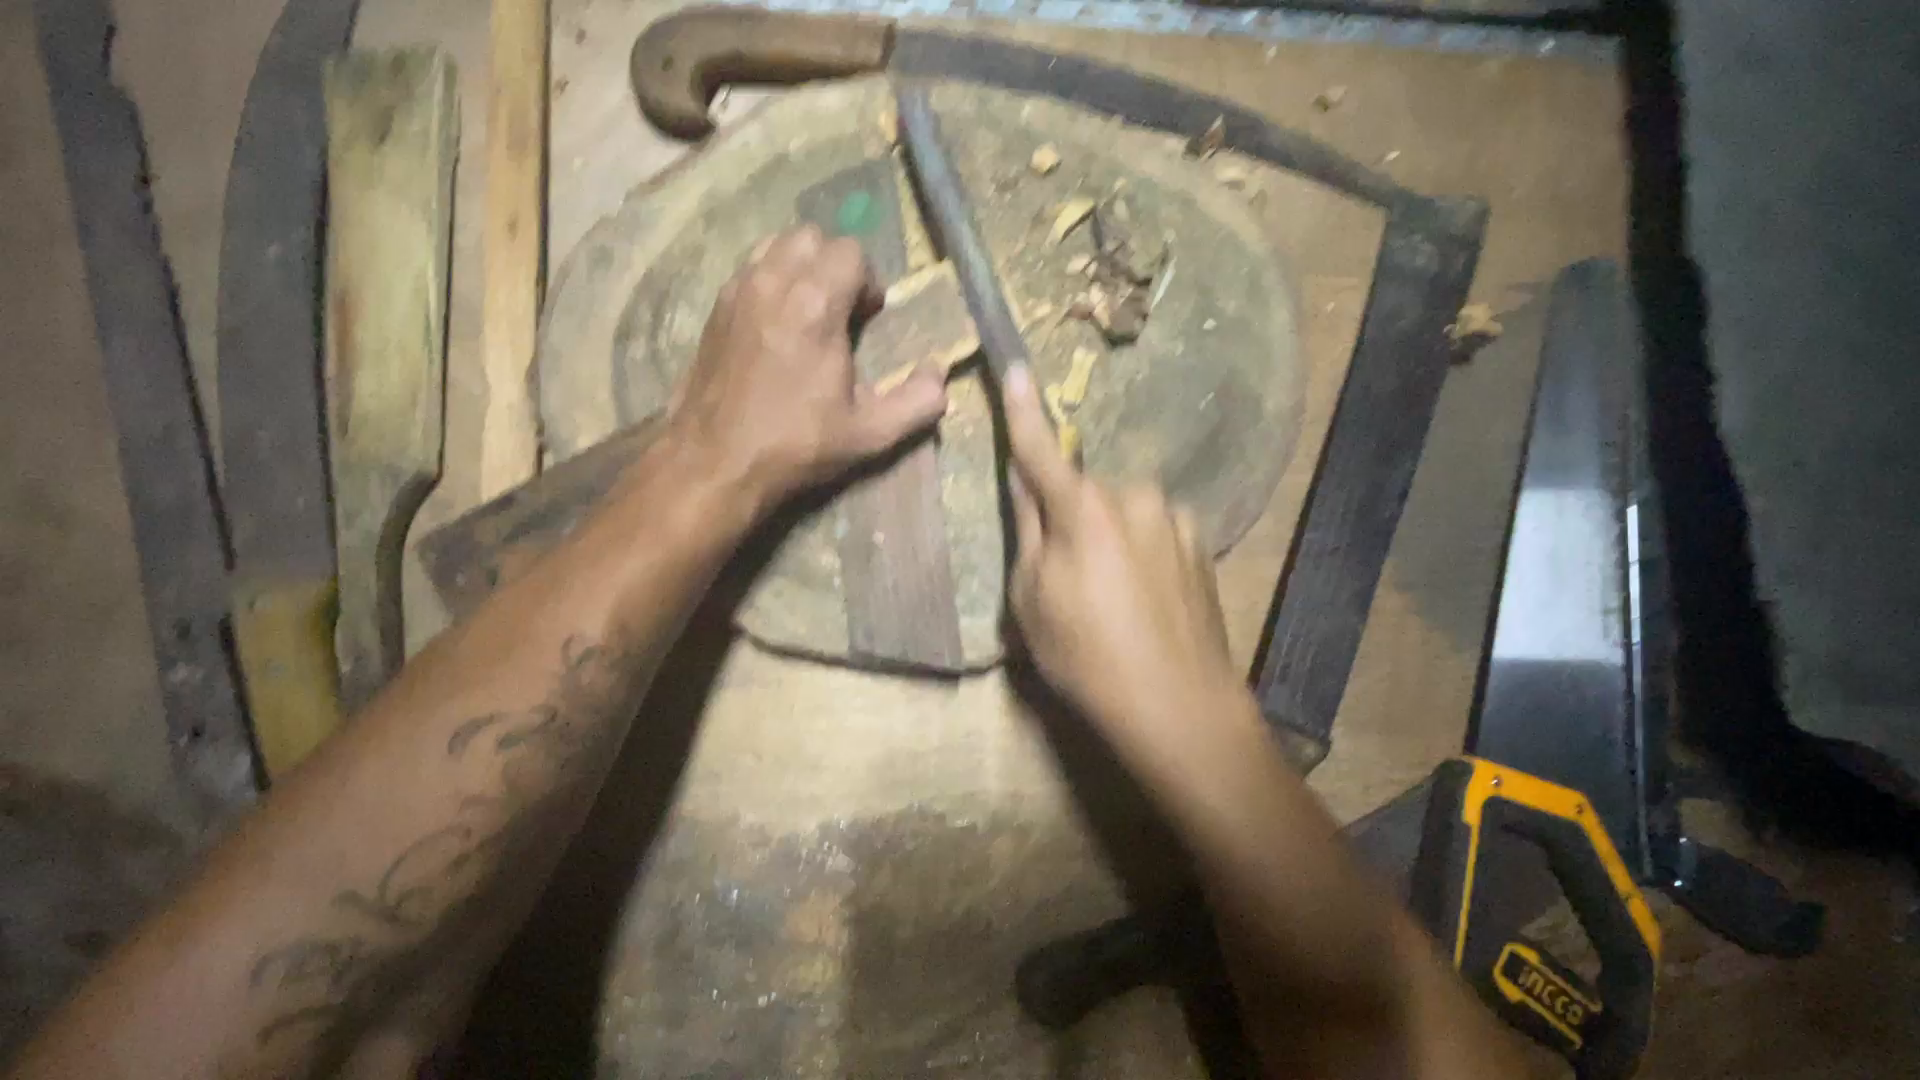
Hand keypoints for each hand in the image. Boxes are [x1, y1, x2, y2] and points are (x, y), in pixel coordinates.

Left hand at [668, 226, 949, 508]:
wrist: (715, 461)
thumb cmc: (796, 445)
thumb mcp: (869, 434)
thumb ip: (916, 402)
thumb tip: (939, 374)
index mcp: (815, 304)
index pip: (851, 251)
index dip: (868, 280)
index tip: (869, 318)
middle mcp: (773, 282)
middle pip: (812, 237)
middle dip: (834, 264)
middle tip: (842, 310)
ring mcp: (737, 291)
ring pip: (775, 246)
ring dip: (800, 267)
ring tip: (808, 311)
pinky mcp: (714, 309)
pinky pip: (749, 270)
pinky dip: (769, 281)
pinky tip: (776, 326)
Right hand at [1001, 363, 1240, 729]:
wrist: (1178, 704)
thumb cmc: (1086, 656)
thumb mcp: (1031, 600)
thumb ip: (1027, 530)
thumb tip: (1024, 481)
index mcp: (1083, 508)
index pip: (1041, 449)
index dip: (1023, 410)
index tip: (1017, 368)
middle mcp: (1133, 496)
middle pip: (1085, 493)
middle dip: (1071, 518)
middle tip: (1067, 578)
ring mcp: (1174, 518)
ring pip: (1123, 514)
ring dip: (1110, 538)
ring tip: (1112, 600)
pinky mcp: (1201, 543)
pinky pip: (1155, 533)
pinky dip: (1141, 553)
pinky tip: (1145, 602)